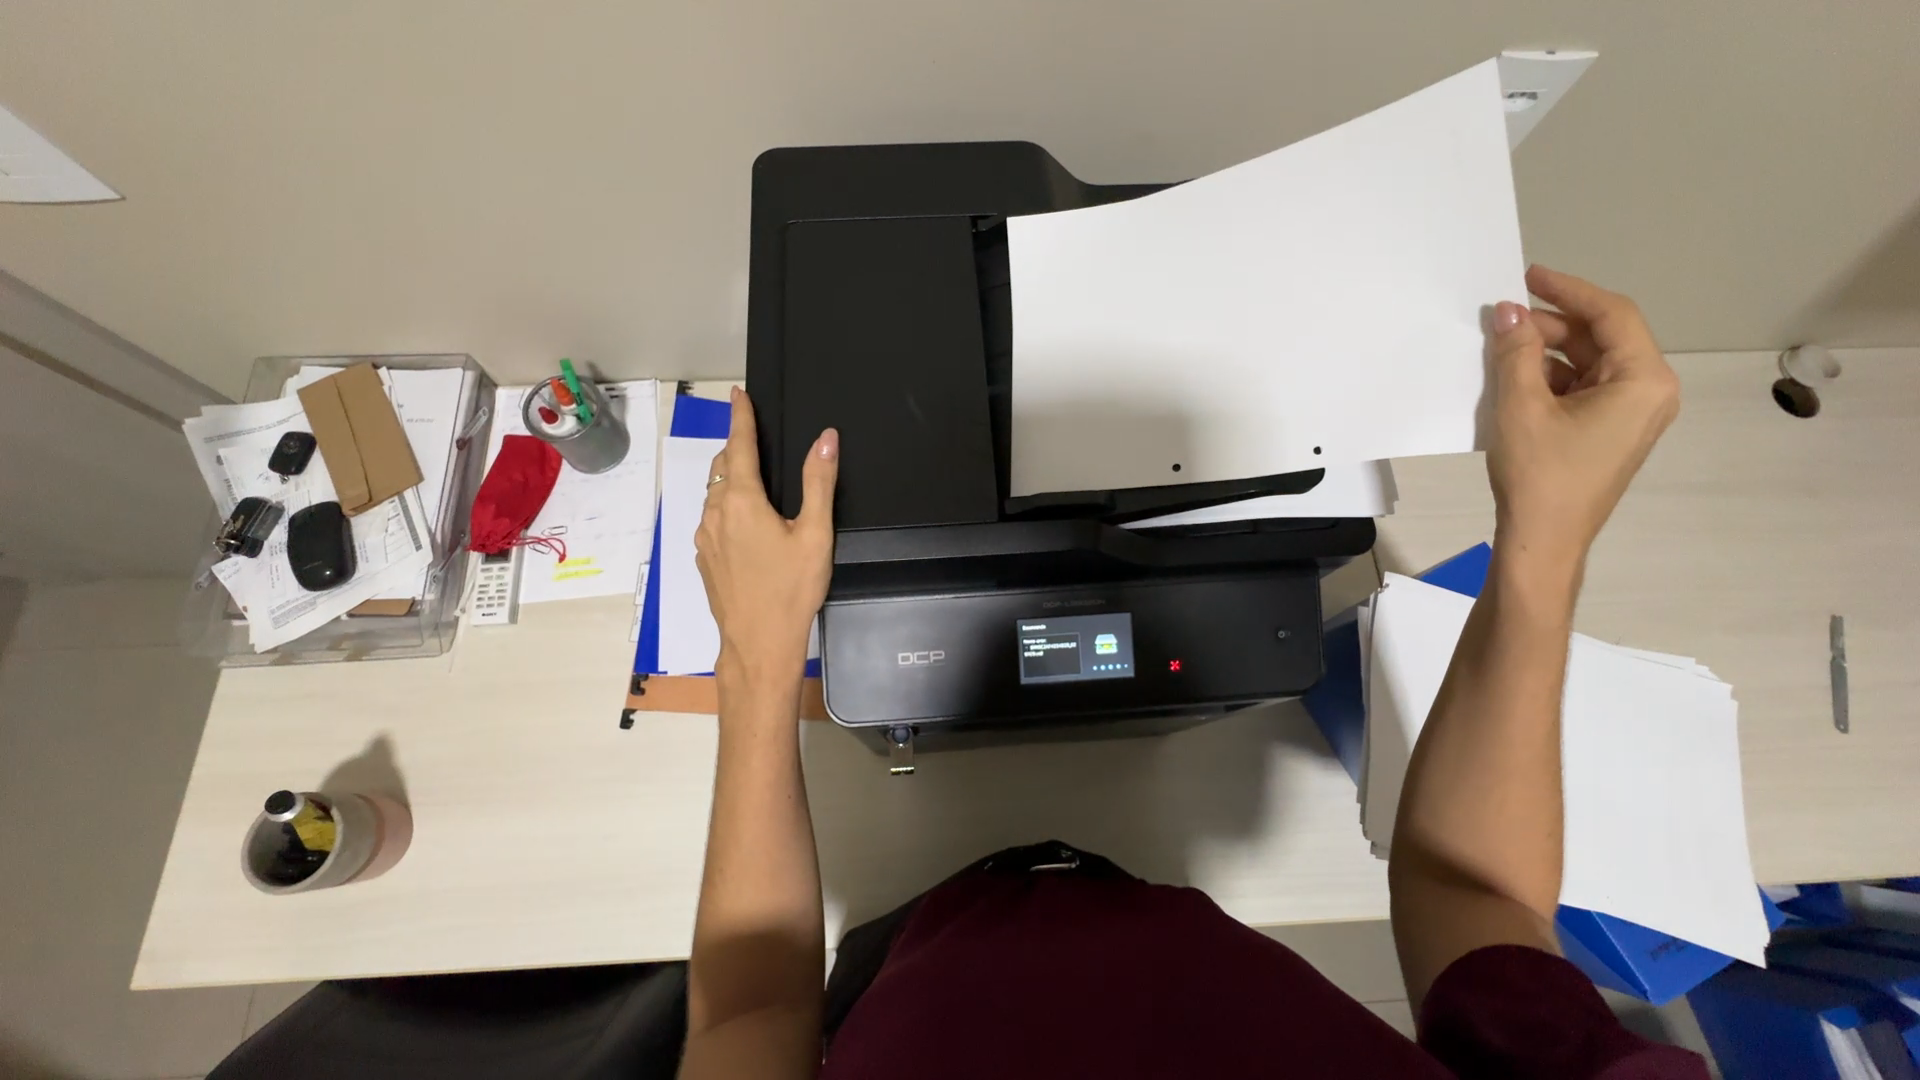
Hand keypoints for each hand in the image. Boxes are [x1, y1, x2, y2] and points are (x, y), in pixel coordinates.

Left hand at [695, 387, 838, 691]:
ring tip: (753, 479)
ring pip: (714, 495)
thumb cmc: (792, 589)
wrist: (757, 643)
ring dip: (730, 479)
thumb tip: (825, 439)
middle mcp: (716, 514)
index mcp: (743, 502)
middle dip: (735, 448)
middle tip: (754, 438)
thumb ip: (818, 483)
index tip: (738, 393)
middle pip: (721, 468)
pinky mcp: (704, 559)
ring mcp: (704, 539)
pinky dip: (727, 508)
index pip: (738, 446)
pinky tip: (747, 525)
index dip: (741, 417)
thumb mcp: (815, 534)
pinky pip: (712, 520)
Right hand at [1486, 265, 1679, 560]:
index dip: (1569, 290)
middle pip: (1601, 338)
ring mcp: (1630, 413)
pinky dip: (1548, 378)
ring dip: (1545, 353)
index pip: (1612, 315)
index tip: (1528, 276)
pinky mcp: (1607, 431)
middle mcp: (1648, 391)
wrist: (1543, 539)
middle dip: (1551, 326)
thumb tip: (1508, 311)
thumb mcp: (1521, 407)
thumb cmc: (1539, 473)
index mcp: (1643, 380)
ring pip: (1587, 364)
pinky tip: (1512, 380)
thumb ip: (1516, 353)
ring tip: (1500, 350)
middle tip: (1502, 321)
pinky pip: (1581, 388)